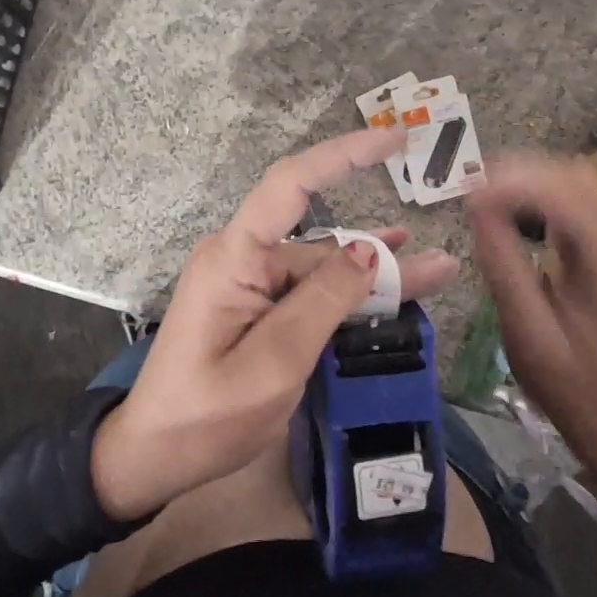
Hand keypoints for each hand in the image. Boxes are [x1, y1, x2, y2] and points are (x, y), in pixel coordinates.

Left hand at [91, 128, 459, 520]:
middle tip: (443, 262)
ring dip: (372, 275)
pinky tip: (390, 290)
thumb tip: (369, 251)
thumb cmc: (207, 415)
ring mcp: (246, 283)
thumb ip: (324, 301)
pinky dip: (347, 295)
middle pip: (321, 241)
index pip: (292, 184)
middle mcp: (241, 258)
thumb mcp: (276, 362)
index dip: (343, 155)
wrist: (153, 457)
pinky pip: (307, 292)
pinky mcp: (253, 308)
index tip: (394, 139)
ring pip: (321, 269)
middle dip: (379, 252)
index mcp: (235, 257)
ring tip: (436, 273)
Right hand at [466, 153, 596, 412]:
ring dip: (535, 178)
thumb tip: (477, 204)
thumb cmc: (560, 375)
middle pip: (578, 178)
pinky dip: (547, 193)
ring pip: (583, 182)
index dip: (516, 183)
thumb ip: (503, 261)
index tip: (471, 193)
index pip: (567, 196)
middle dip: (523, 173)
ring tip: (490, 193)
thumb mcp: (523, 326)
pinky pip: (586, 199)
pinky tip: (518, 206)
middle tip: (475, 188)